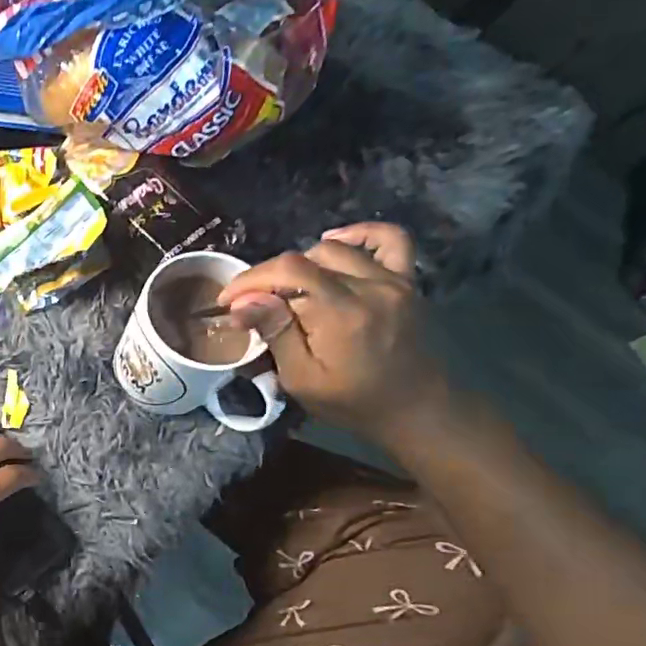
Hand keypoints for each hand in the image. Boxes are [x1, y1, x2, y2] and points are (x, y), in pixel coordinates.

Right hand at [217, 223, 452, 444]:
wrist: (417, 411)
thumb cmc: (354, 403)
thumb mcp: (302, 379)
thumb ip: (276, 333)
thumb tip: (243, 302)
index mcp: (340, 312)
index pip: (287, 270)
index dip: (250, 278)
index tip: (228, 299)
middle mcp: (368, 286)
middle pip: (306, 258)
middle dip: (270, 276)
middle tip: (255, 303)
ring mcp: (392, 281)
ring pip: (337, 249)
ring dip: (304, 262)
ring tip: (289, 288)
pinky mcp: (407, 282)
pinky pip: (390, 240)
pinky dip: (360, 234)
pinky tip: (335, 241)